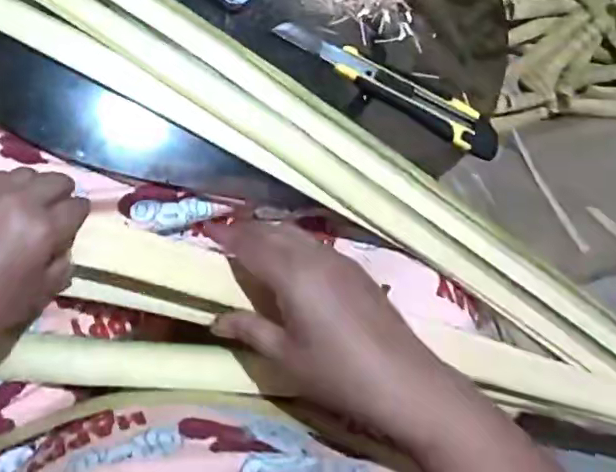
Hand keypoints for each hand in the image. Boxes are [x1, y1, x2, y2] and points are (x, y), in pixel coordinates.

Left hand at [0, 168, 87, 374]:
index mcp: (43, 229)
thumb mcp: (33, 299)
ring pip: (29, 173)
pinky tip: (1, 205)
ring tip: (27, 208)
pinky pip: (0, 175)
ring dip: (35, 187)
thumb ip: (57, 268)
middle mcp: (22, 199)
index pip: (76, 207)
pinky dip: (9, 186)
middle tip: (55, 214)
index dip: (79, 216)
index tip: (74, 225)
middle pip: (57, 180)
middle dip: (62, 195)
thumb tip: (63, 248)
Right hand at [206, 220, 494, 453]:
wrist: (410, 385)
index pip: (247, 242)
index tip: (204, 230)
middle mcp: (310, 254)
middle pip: (269, 230)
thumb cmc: (340, 374)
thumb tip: (215, 320)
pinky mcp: (354, 268)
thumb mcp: (287, 358)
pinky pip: (311, 242)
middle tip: (223, 236)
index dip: (224, 234)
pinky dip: (290, 241)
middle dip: (244, 229)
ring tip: (251, 243)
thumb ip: (249, 330)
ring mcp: (336, 258)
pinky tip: (289, 259)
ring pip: (291, 232)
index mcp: (289, 272)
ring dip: (268, 232)